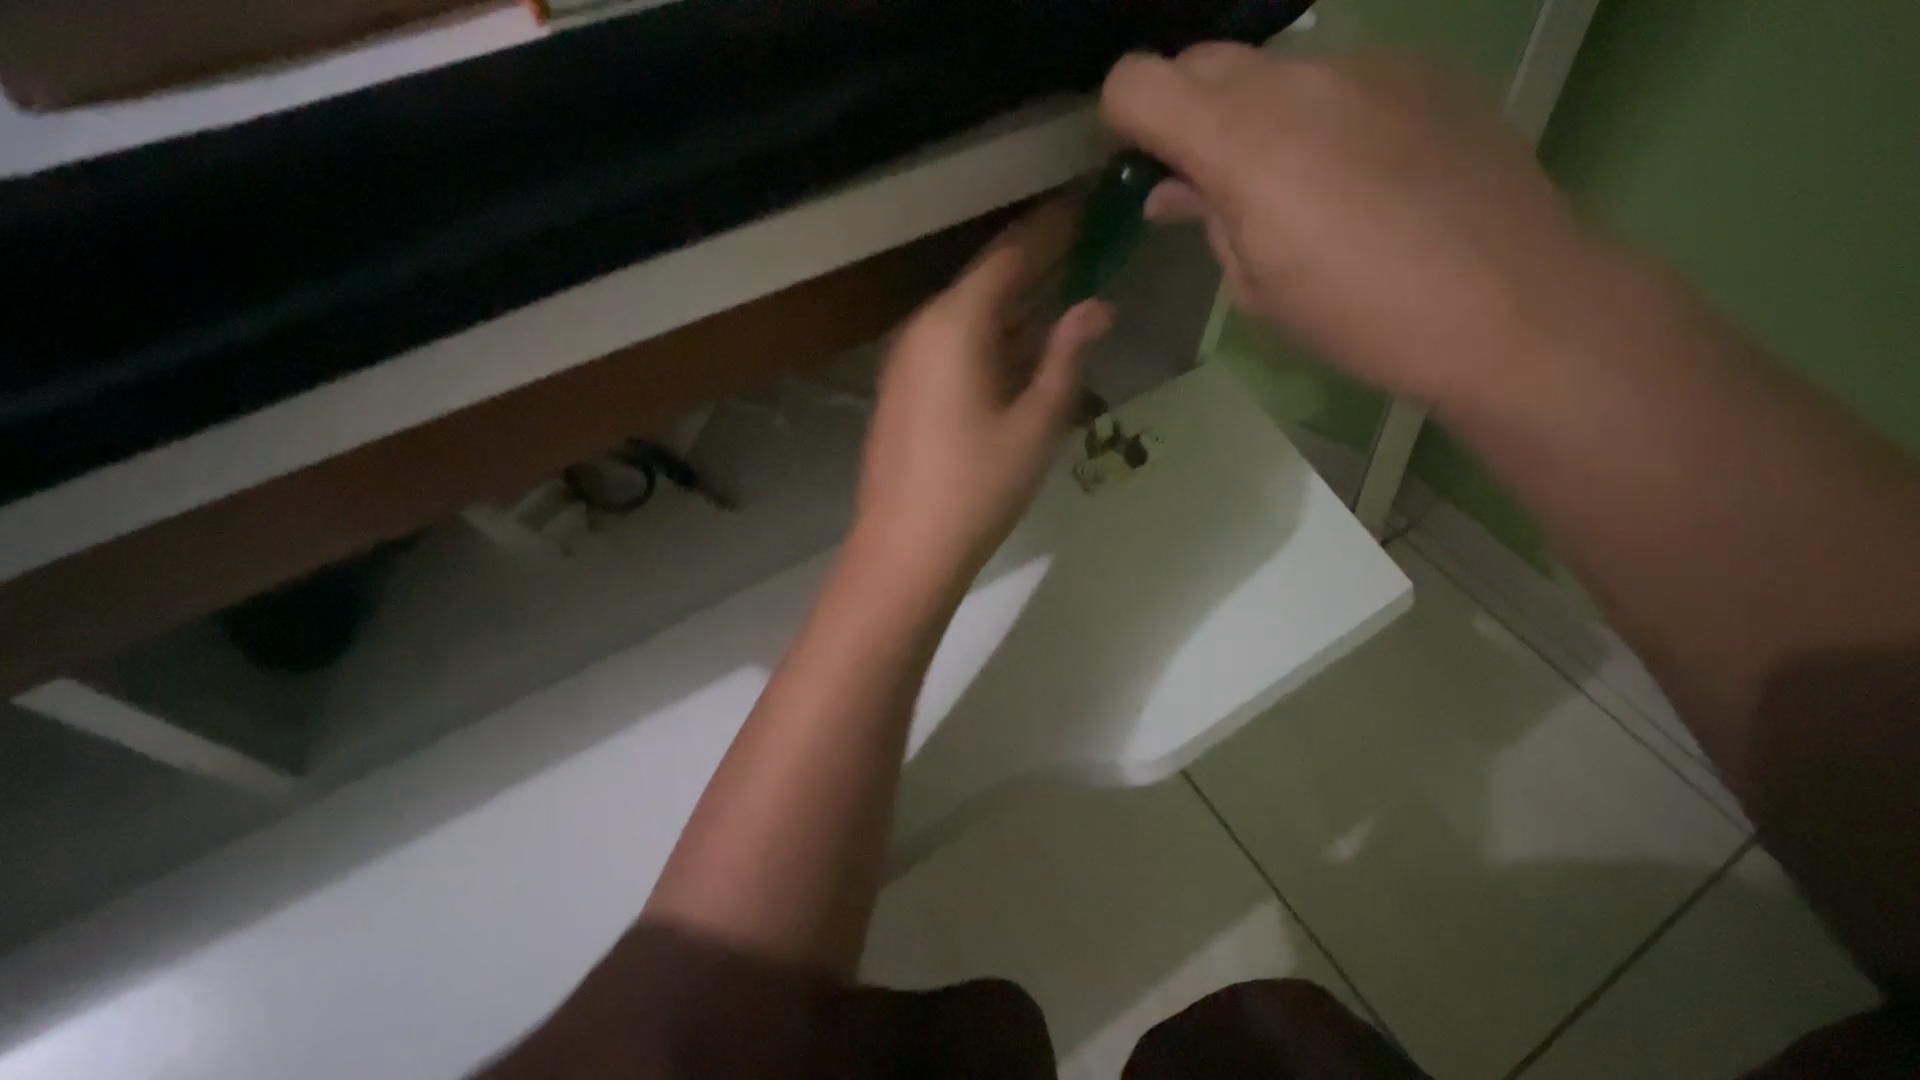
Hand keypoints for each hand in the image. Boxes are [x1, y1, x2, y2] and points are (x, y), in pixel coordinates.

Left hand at [853, 206, 1112, 585]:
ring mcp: (908, 361)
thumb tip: (1097, 308)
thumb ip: (1067, 356)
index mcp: (955, 324)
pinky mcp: (905, 390)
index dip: (1051, 229)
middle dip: (1037, 264)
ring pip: (970, 316)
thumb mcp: (1037, 422)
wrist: (905, 549)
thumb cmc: (979, 486)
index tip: (1086, 205)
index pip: (1010, 255)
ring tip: (1066, 290)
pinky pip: (954, 346)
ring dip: (1016, 306)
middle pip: (987, 282)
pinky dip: (992, 339)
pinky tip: (1025, 347)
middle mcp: (924, 329)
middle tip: (1086, 244)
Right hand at [1101, 47, 1599, 407]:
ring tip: (1295, 183)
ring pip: (1275, 69)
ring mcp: (1366, 65)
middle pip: (1202, 61)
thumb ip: (1207, 220)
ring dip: (1257, 114)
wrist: (1509, 304)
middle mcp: (1296, 79)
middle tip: (1206, 178)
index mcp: (1239, 140)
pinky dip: (1322, 113)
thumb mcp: (1256, 286)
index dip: (1122, 118)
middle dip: (1185, 111)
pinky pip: (1341, 77)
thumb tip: (1173, 192)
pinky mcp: (1422, 71)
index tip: (1139, 161)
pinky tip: (1361, 172)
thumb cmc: (1359, 315)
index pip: (1138, 81)